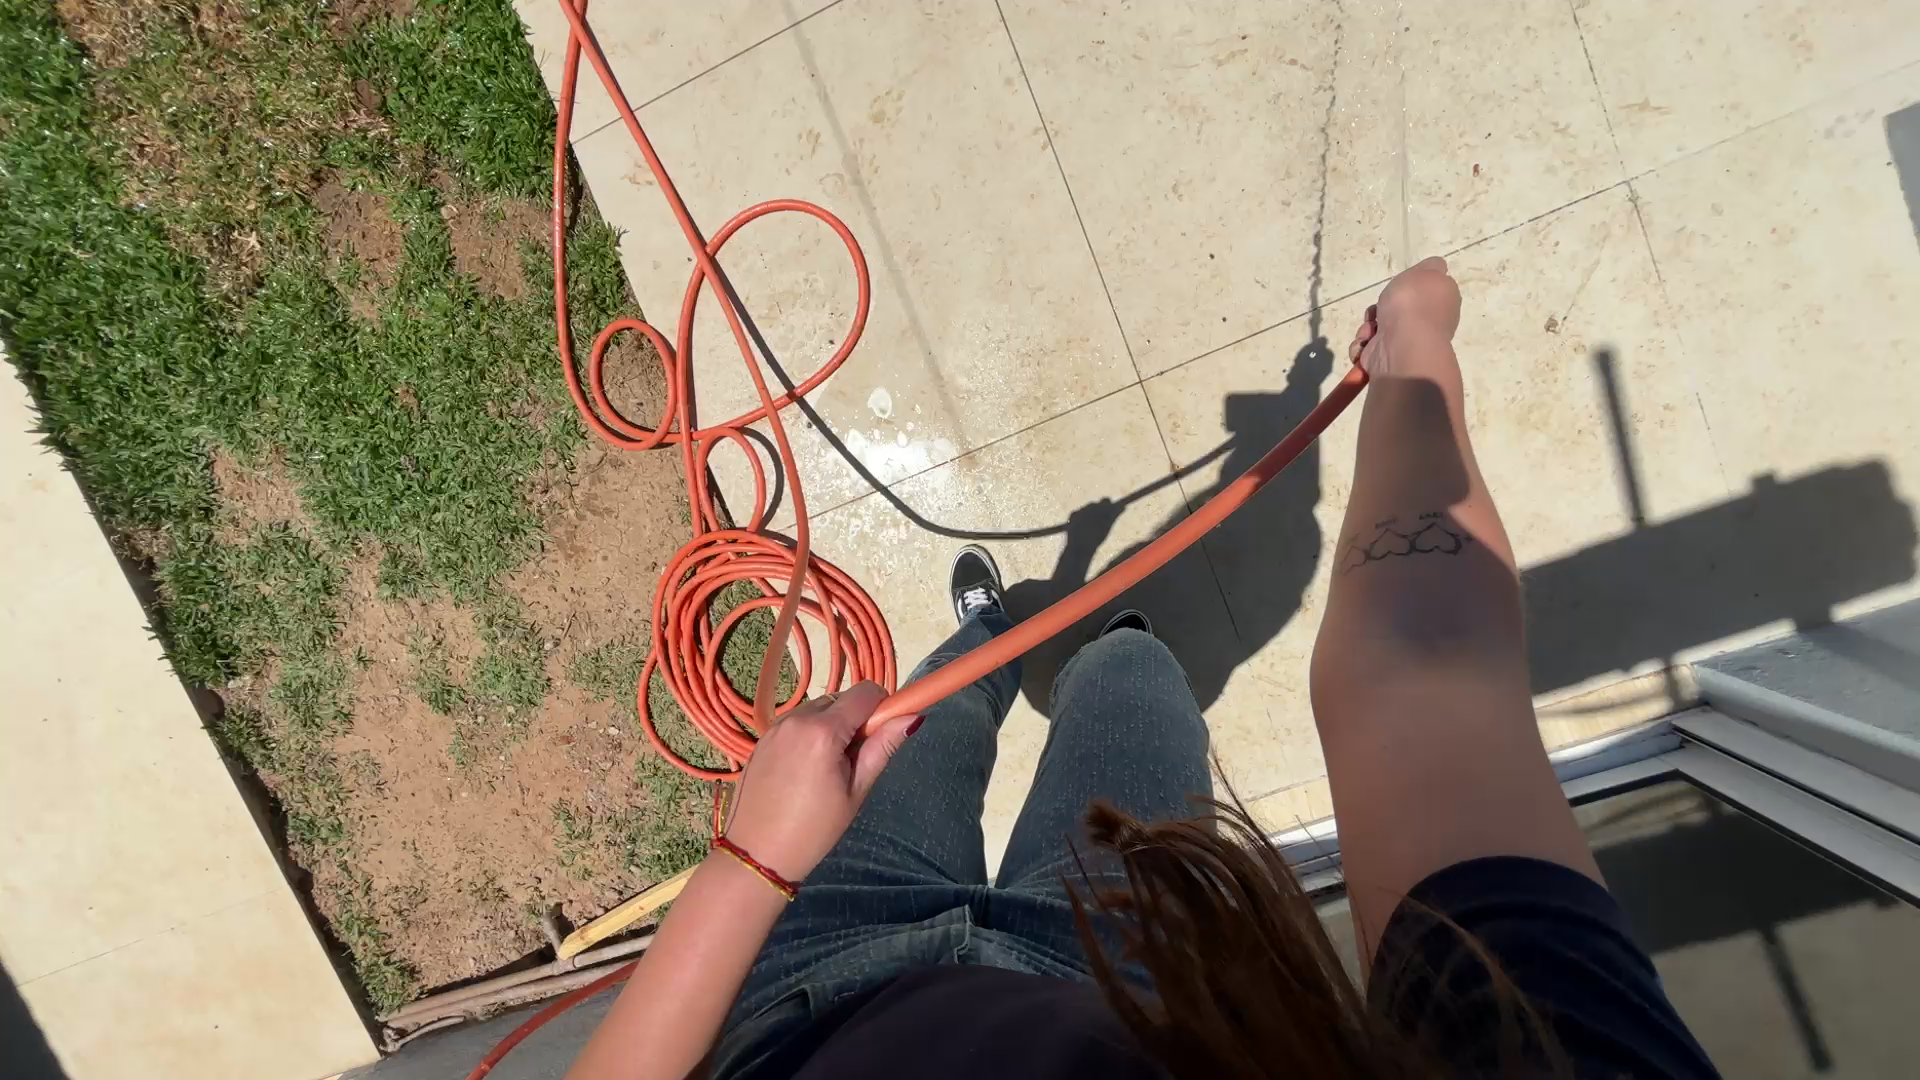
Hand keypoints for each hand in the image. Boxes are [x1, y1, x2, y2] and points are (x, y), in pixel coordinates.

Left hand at [722, 682, 919, 881]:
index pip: (866, 692)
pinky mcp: (763, 736)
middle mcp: (797, 718)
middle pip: (841, 699)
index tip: (879, 736)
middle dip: (854, 721)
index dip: (881, 708)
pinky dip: (809, 734)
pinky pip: (798, 721)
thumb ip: (882, 747)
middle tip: (851, 762)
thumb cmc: (814, 829)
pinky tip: (803, 770)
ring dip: (831, 726)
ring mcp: (776, 725)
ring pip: (819, 709)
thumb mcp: (856, 790)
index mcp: (823, 730)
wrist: (756, 855)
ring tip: (824, 769)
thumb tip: (913, 717)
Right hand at [1349, 256, 1461, 376]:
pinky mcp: (1387, 360)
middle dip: (1379, 310)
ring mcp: (1406, 343)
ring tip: (1368, 332)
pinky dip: (1362, 346)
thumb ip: (1430, 267)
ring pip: (1378, 330)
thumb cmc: (1412, 305)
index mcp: (1442, 301)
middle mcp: (1427, 323)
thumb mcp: (1426, 270)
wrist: (1400, 345)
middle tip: (1377, 310)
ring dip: (1366, 329)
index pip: (1424, 291)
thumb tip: (1433, 270)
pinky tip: (1365, 344)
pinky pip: (1368, 349)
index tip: (1398, 289)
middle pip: (1395, 311)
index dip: (1407, 288)